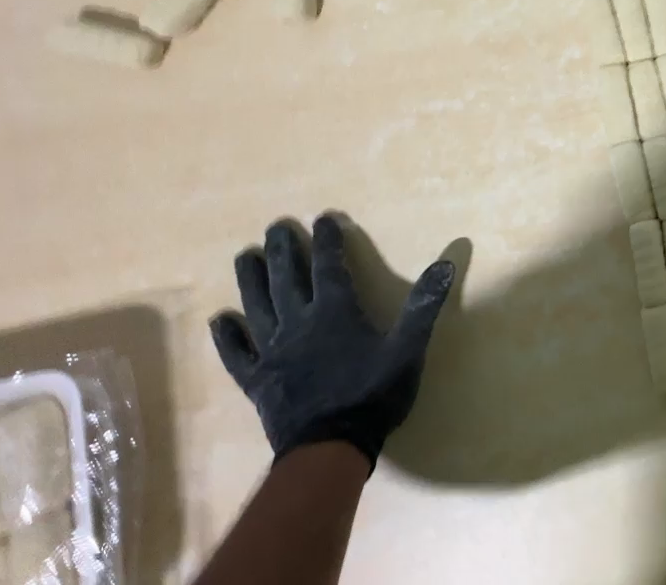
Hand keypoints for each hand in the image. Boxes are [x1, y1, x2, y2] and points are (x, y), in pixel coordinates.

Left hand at [210, 214, 455, 469]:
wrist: (331, 446)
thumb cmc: (374, 393)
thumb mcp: (409, 347)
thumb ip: (424, 304)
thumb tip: (446, 262)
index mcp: (336, 313)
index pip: (329, 267)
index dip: (327, 242)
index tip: (322, 219)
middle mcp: (299, 324)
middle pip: (287, 280)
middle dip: (283, 251)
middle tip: (276, 227)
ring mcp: (273, 353)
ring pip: (257, 308)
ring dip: (250, 281)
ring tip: (244, 256)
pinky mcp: (257, 381)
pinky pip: (237, 355)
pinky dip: (227, 337)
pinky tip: (219, 321)